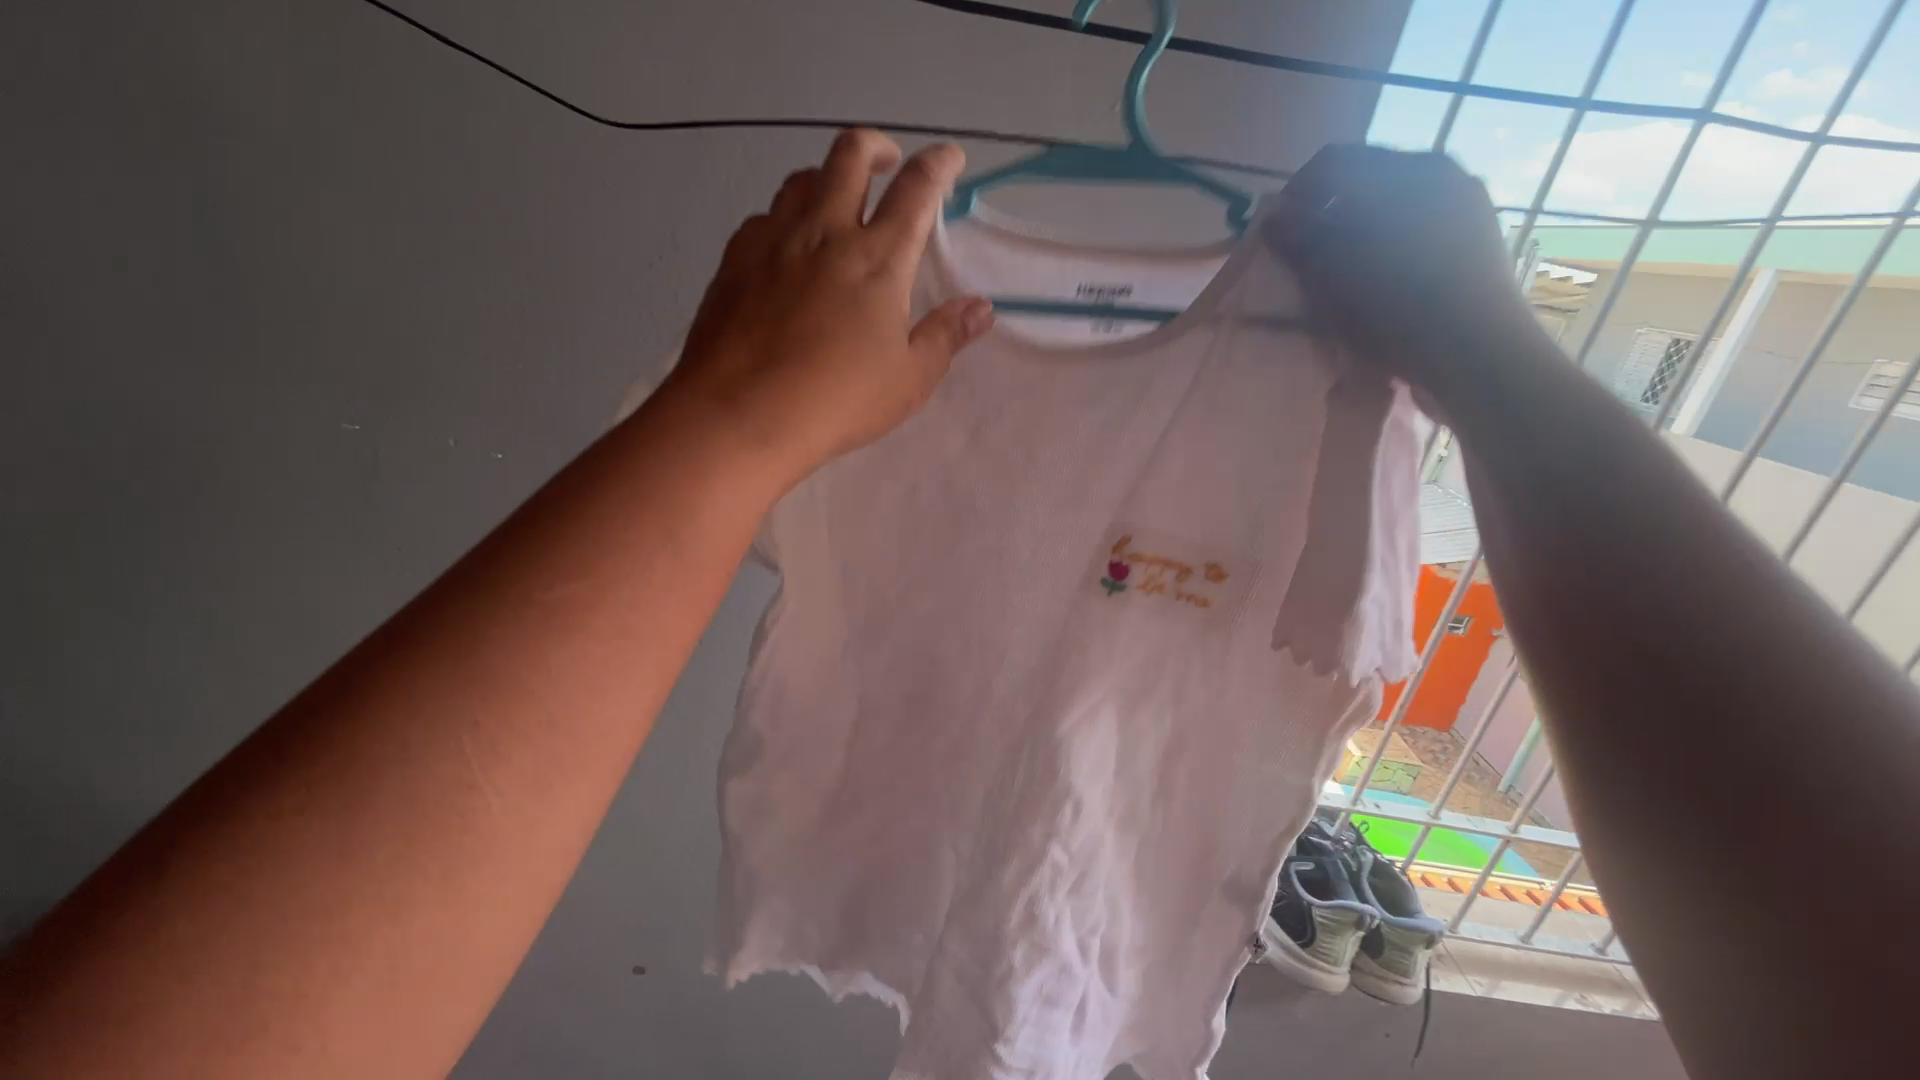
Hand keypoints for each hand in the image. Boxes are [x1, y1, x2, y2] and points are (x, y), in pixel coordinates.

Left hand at [660, 129, 993, 483]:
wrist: (740, 413)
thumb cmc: (837, 400)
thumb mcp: (908, 380)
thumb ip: (945, 337)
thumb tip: (980, 309)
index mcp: (879, 257)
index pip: (917, 188)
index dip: (939, 163)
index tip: (949, 158)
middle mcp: (826, 232)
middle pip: (851, 155)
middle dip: (877, 146)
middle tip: (888, 163)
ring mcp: (774, 240)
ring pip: (801, 179)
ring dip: (827, 178)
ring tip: (836, 204)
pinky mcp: (735, 259)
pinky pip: (764, 218)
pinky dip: (784, 219)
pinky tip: (786, 250)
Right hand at [1264, 145, 1550, 414]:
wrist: (1478, 352)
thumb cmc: (1394, 309)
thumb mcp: (1330, 276)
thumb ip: (1298, 238)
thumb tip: (1272, 214)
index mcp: (1398, 169)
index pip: (1331, 162)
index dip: (1295, 192)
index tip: (1278, 228)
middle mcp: (1436, 169)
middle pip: (1367, 176)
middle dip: (1332, 208)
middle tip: (1309, 249)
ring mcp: (1465, 197)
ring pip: (1397, 198)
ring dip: (1364, 223)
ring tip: (1347, 265)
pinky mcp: (1481, 230)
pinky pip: (1424, 219)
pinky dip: (1396, 236)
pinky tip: (1386, 273)